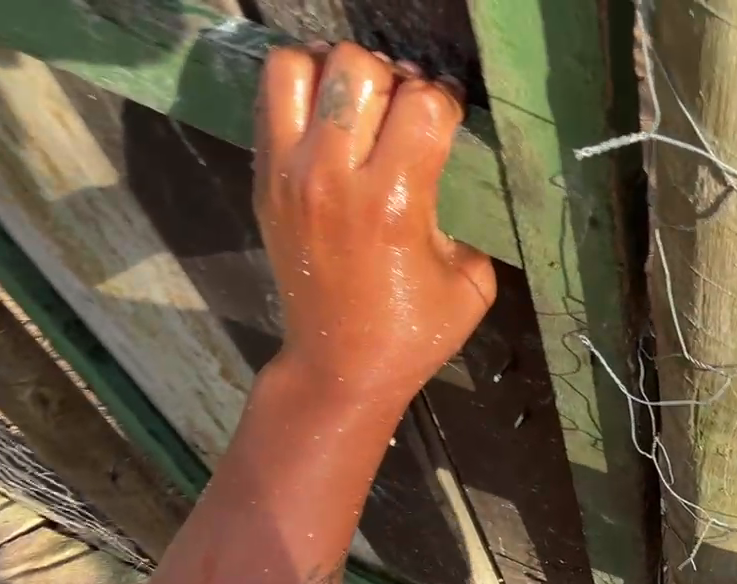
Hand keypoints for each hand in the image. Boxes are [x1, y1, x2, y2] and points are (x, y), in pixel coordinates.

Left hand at [253, 44, 496, 398]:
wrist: (340, 366)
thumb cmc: (415, 333)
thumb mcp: (472, 285)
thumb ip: (472, 220)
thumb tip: (457, 173)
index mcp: (393, 204)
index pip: (423, 105)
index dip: (446, 104)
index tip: (450, 124)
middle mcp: (334, 177)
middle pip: (357, 68)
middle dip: (393, 81)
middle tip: (402, 113)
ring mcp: (289, 174)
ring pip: (300, 65)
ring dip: (336, 73)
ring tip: (358, 105)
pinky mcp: (264, 179)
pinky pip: (272, 98)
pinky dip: (303, 91)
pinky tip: (329, 120)